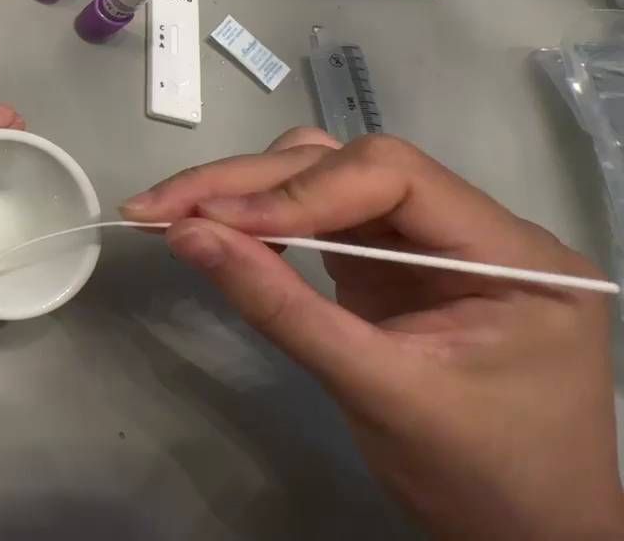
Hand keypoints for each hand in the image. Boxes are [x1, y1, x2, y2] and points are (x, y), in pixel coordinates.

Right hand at [124, 128, 623, 540]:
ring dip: (235, 191)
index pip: (388, 175)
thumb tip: (181, 233)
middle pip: (335, 167)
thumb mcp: (374, 387)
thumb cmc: (476, 472)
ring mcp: (421, 239)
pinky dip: (250, 217)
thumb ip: (278, 305)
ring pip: (312, 176)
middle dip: (238, 186)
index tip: (211, 222)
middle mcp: (468, 227)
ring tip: (168, 215)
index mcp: (509, 254)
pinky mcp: (381, 256)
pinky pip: (306, 212)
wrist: (519, 532)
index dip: (293, 190)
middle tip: (152, 208)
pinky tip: (211, 232)